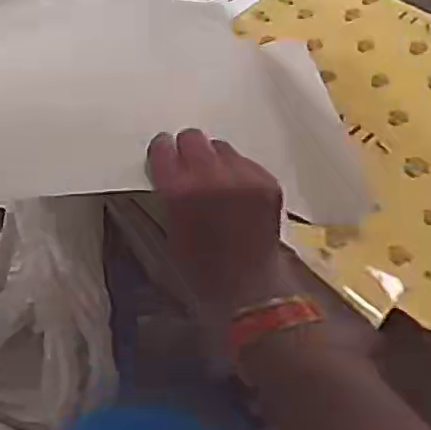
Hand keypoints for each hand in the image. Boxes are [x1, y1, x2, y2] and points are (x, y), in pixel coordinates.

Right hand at [147, 129, 289, 313]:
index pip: (164, 148)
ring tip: (215, 183)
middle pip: (194, 138)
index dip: (162, 152)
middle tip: (188, 168)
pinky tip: (236, 194)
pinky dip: (236, 172)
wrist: (247, 291)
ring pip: (221, 147)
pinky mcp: (268, 182)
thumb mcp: (170, 228)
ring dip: (214, 160)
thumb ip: (169, 192)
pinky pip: (245, 162)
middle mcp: (213, 177)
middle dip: (187, 150)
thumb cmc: (198, 268)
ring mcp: (245, 178)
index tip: (163, 157)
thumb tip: (171, 167)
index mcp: (180, 191)